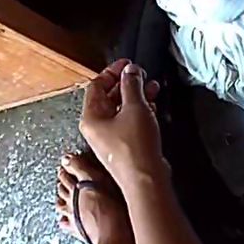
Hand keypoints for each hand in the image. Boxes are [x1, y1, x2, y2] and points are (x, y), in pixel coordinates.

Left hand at [80, 60, 166, 190]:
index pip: (97, 85)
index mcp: (91, 117)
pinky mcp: (124, 146)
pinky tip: (152, 106)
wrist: (146, 179)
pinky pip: (128, 122)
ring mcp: (110, 138)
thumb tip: (131, 72)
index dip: (113, 71)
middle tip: (140, 75)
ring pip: (120, 110)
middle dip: (127, 84)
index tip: (127, 64)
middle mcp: (97, 128)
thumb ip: (132, 85)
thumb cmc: (136, 148)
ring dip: (136, 96)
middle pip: (108, 97)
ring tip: (152, 87)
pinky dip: (139, 111)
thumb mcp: (135, 107)